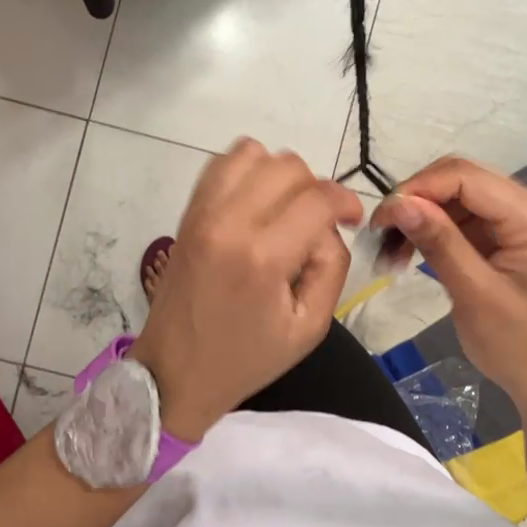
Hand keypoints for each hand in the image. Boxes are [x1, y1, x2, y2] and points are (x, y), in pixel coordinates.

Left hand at [129, 139, 362, 440]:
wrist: (174, 372)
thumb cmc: (246, 358)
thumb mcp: (309, 327)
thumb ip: (330, 266)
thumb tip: (329, 227)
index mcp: (263, 256)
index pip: (317, 198)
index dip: (345, 202)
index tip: (352, 220)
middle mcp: (229, 222)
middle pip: (287, 167)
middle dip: (315, 188)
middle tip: (318, 223)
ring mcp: (203, 213)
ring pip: (252, 154)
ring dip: (279, 174)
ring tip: (285, 209)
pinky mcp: (188, 213)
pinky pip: (220, 164)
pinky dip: (246, 170)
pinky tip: (256, 201)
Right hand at [372, 156, 526, 414]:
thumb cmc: (522, 348)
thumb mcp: (476, 296)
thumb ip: (440, 243)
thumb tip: (398, 203)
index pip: (466, 178)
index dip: (417, 189)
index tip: (379, 219)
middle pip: (461, 181)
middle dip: (416, 201)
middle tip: (380, 235)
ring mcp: (523, 221)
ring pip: (457, 197)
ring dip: (421, 217)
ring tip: (390, 252)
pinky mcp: (510, 237)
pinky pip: (464, 219)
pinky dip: (434, 232)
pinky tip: (410, 254)